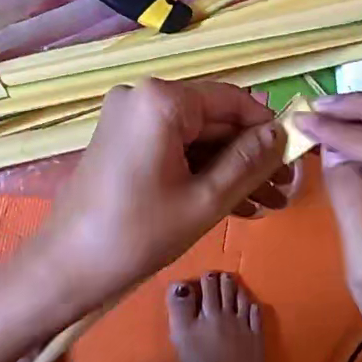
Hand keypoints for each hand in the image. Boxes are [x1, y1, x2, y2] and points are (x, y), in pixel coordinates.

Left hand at [21, 79, 293, 320]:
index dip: (266, 129)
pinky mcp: (121, 141)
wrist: (68, 265)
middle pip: (212, 119)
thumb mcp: (205, 199)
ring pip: (194, 138)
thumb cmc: (139, 233)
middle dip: (249, 156)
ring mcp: (127, 118)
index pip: (231, 100)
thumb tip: (281, 133)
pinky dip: (200, 171)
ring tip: (266, 204)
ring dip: (229, 169)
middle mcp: (141, 96)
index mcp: (160, 100)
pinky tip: (234, 203)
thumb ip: (249, 161)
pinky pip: (172, 148)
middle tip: (283, 190)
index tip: (293, 159)